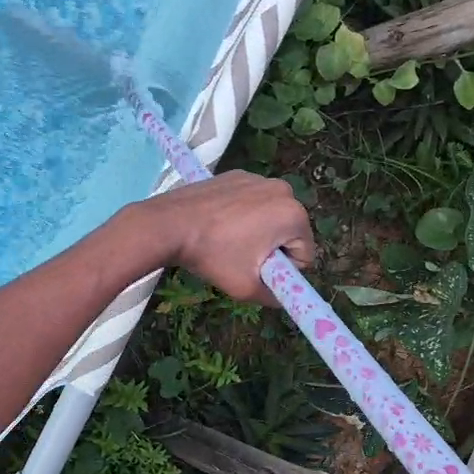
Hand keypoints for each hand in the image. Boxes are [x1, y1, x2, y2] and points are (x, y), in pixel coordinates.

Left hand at [132, 171, 314, 303]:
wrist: (169, 224)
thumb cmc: (211, 255)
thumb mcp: (245, 288)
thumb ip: (274, 297)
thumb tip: (283, 298)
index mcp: (293, 214)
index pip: (304, 254)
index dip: (283, 271)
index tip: (256, 271)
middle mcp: (283, 189)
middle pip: (288, 232)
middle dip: (270, 249)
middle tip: (239, 258)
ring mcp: (257, 178)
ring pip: (269, 217)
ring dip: (256, 232)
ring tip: (226, 242)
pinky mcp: (236, 174)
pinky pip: (250, 202)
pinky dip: (240, 215)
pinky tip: (218, 225)